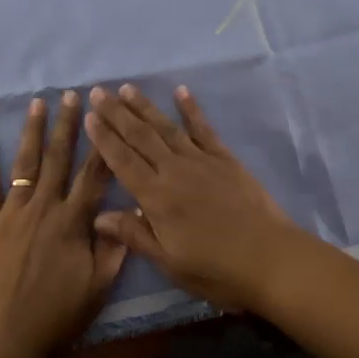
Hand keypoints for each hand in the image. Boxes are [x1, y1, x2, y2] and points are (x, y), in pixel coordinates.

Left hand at [0, 92, 126, 357]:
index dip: (100, 143)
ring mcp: (13, 211)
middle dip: (66, 124)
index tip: (106, 115)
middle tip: (71, 94)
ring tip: (37, 102)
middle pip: (58, 158)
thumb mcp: (98, 286)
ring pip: (25, 163)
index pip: (92, 174)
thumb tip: (131, 210)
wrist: (7, 334)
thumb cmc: (57, 313)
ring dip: (32, 131)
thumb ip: (114, 247)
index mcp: (73, 220)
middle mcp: (44, 206)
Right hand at [85, 84, 303, 311]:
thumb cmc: (216, 269)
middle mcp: (173, 171)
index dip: (104, 138)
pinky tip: (181, 91)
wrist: (269, 258)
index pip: (122, 161)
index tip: (89, 115)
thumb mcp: (169, 262)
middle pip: (140, 137)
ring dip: (145, 106)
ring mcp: (200, 160)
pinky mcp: (224, 158)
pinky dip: (190, 109)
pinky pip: (203, 128)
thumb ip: (134, 235)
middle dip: (117, 113)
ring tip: (127, 88)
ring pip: (165, 127)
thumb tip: (98, 215)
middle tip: (98, 90)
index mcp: (156, 198)